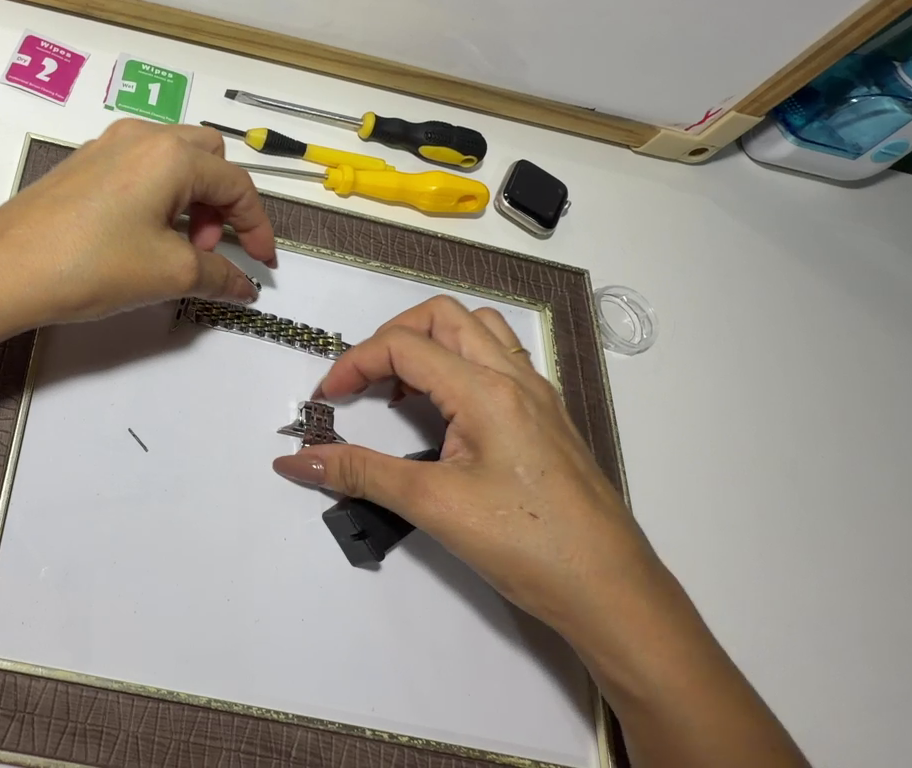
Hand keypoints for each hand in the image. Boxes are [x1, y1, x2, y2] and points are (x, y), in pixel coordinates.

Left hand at [0, 120, 275, 331]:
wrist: (4, 269)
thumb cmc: (92, 266)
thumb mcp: (168, 274)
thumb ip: (219, 275)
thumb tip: (246, 285)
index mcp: (170, 154)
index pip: (236, 183)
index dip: (258, 225)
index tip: (263, 263)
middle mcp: (140, 136)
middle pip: (206, 156)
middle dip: (221, 201)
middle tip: (206, 246)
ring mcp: (106, 146)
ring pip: (171, 159)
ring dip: (189, 198)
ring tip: (174, 246)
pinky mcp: (82, 164)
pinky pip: (138, 168)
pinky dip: (157, 195)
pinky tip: (140, 236)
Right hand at [272, 296, 654, 633]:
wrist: (615, 595)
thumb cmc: (529, 546)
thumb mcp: (433, 507)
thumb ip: (360, 474)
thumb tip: (296, 461)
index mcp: (487, 391)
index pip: (404, 346)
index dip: (354, 363)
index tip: (328, 399)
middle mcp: (515, 379)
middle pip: (442, 316)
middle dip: (390, 335)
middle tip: (363, 379)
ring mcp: (537, 396)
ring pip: (478, 329)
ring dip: (431, 340)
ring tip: (403, 387)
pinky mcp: (546, 418)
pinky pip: (499, 359)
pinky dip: (459, 361)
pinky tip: (444, 410)